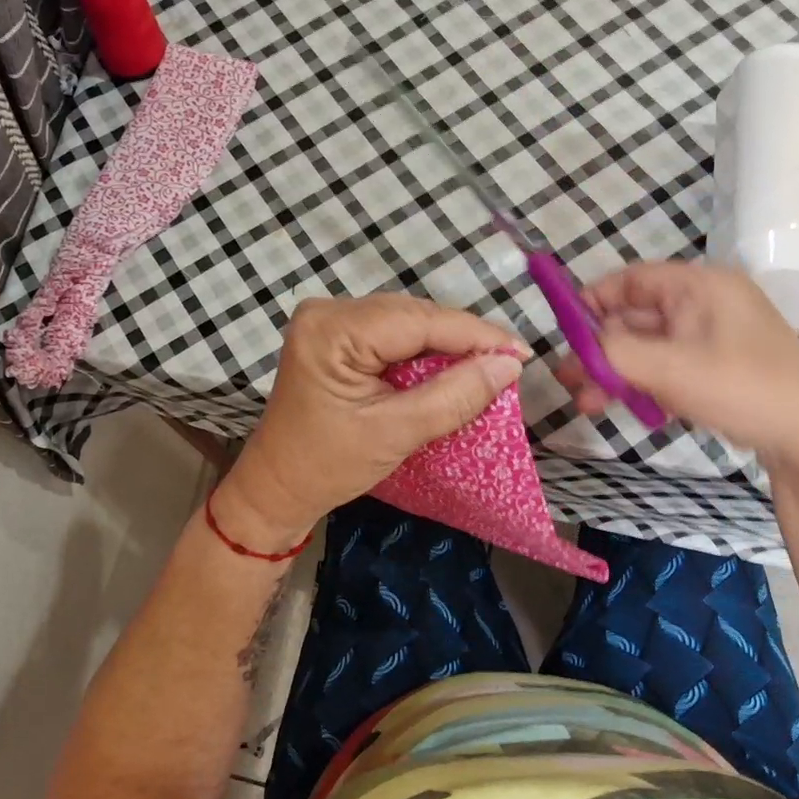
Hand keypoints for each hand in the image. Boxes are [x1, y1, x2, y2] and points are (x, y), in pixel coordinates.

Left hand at [211, 295, 529, 550]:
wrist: (276, 487)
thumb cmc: (327, 466)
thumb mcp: (395, 433)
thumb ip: (453, 397)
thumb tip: (509, 364)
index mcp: (331, 330)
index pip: (418, 320)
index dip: (475, 334)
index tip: (522, 352)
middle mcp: (326, 312)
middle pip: (413, 315)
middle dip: (463, 339)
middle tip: (510, 362)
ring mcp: (327, 321)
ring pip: (406, 322)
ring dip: (446, 344)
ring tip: (490, 364)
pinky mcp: (333, 336)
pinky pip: (391, 334)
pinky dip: (422, 352)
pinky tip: (452, 366)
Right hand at [556, 261, 798, 456]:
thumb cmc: (741, 388)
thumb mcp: (667, 367)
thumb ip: (611, 351)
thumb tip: (575, 350)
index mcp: (699, 286)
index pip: (630, 279)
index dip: (591, 301)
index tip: (561, 333)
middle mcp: (705, 304)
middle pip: (633, 317)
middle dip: (597, 349)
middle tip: (567, 380)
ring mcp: (712, 339)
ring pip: (646, 348)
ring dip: (613, 373)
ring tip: (587, 404)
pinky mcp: (717, 370)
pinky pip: (665, 369)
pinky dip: (640, 385)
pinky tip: (623, 409)